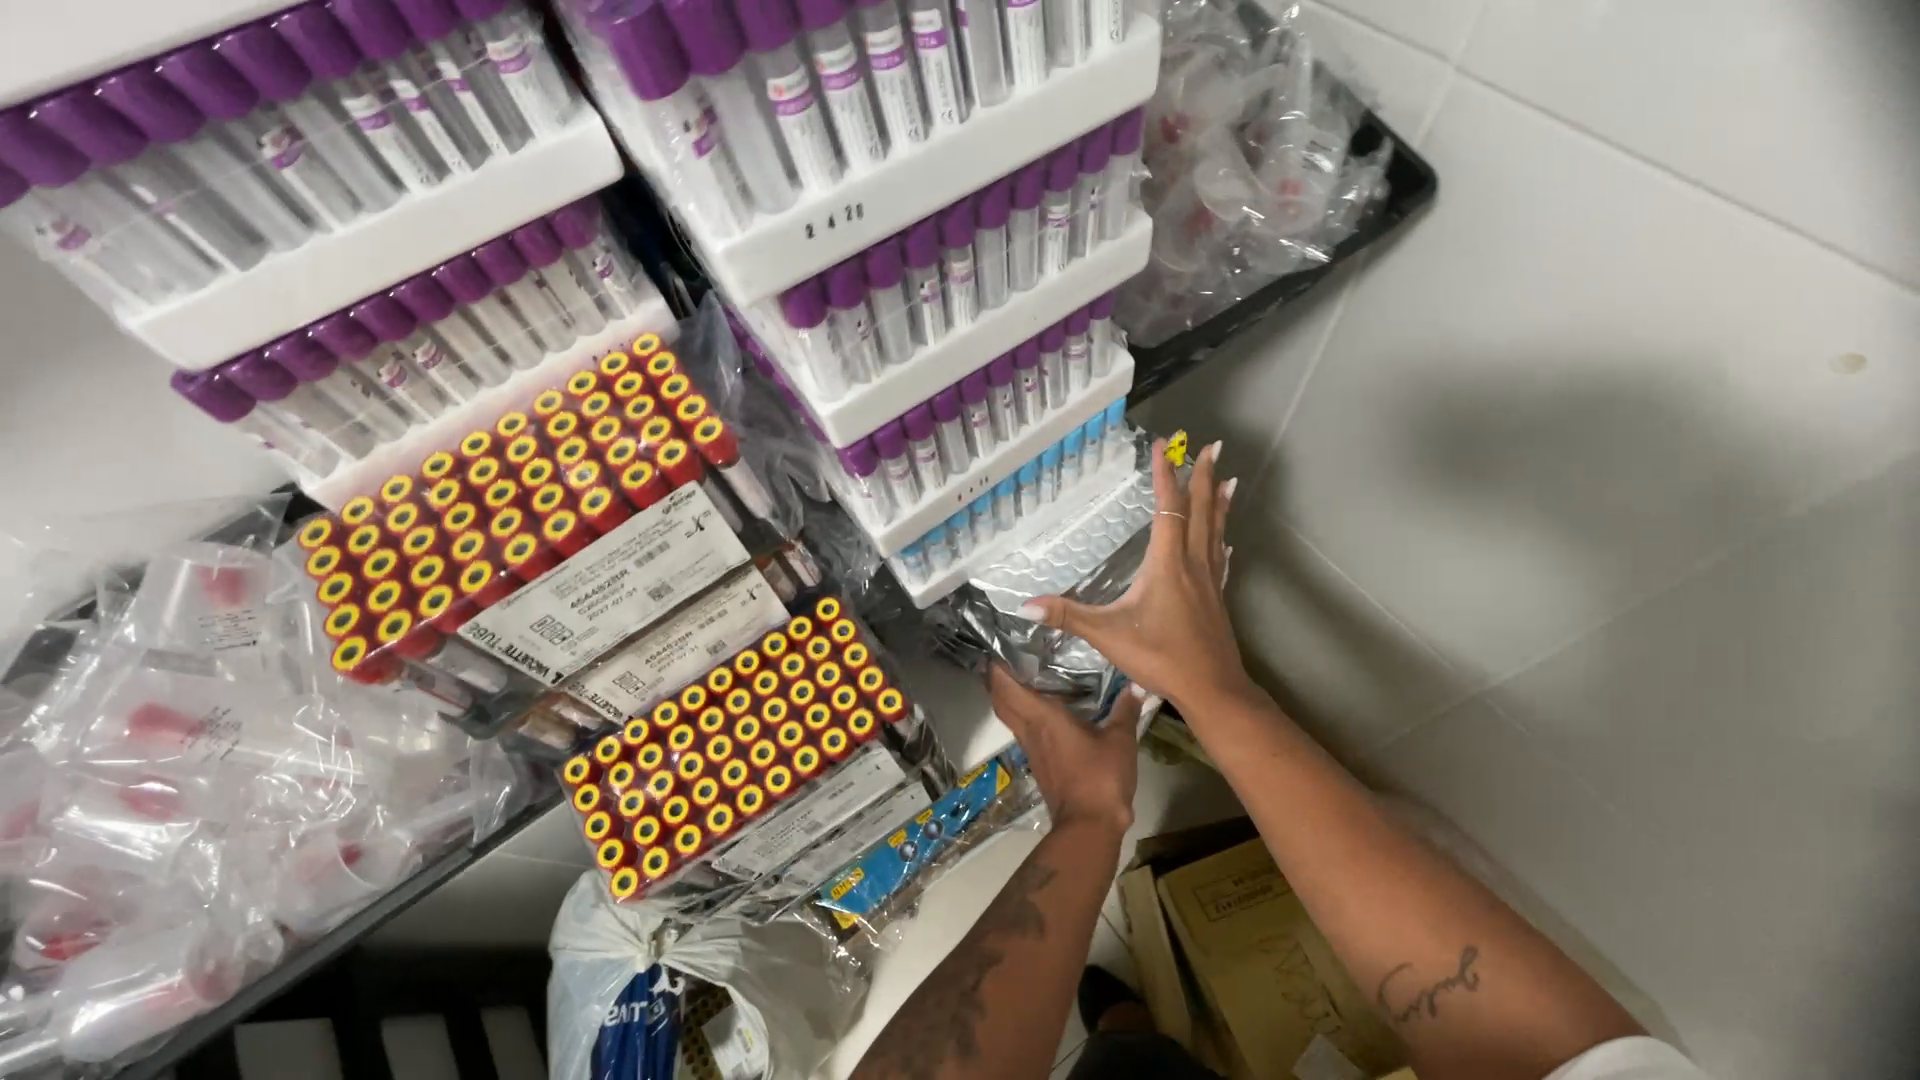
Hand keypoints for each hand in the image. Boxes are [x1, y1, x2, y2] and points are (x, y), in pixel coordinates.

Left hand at [988, 664, 1141, 834]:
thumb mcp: (1120, 739)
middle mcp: (1029, 730)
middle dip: (995, 678)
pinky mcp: (1038, 762)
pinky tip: (1043, 708)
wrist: (1088, 824)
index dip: (996, 666)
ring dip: (1008, 696)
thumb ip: (1126, 709)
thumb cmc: (1101, 777)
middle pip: (1000, 700)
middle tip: (1005, 657)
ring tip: (1022, 675)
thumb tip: (1137, 685)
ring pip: (1009, 716)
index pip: (1006, 686)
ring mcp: (1031, 748)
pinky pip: (1022, 729)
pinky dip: (1023, 713)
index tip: (997, 646)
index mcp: (1042, 717)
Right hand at [1019, 439, 1253, 715]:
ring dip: (1218, 503)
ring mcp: (1210, 581)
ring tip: (1227, 479)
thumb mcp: (1107, 636)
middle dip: (1204, 477)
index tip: (1166, 445)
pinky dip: (1222, 540)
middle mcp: (1193, 564)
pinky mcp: (1217, 598)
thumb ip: (1067, 616)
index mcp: (1167, 564)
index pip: (1168, 509)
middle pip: (1201, 511)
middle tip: (1213, 446)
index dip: (1165, 475)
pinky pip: (1220, 558)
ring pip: (1216, 531)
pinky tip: (1226, 541)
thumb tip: (1025, 605)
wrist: (1212, 688)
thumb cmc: (1161, 657)